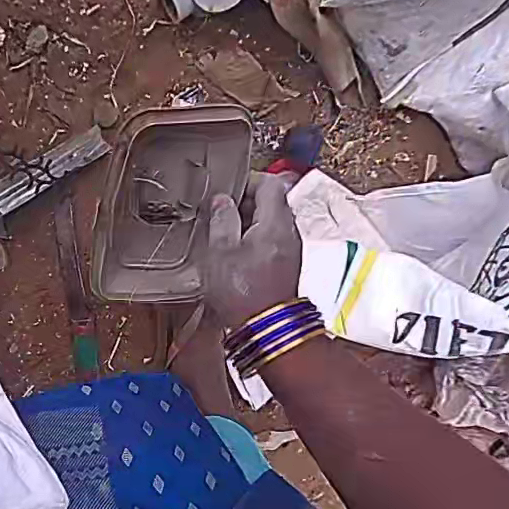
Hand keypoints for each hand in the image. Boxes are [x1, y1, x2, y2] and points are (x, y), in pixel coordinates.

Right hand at [203, 171, 303, 324]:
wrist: (264, 327)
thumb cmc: (241, 291)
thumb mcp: (220, 252)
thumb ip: (222, 220)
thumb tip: (221, 200)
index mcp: (276, 223)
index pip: (270, 184)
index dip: (247, 181)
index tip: (225, 191)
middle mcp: (289, 231)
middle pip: (272, 201)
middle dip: (244, 202)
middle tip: (218, 213)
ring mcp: (290, 248)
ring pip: (270, 220)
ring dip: (246, 221)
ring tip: (221, 233)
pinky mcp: (286, 263)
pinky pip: (270, 238)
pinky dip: (252, 237)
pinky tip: (233, 251)